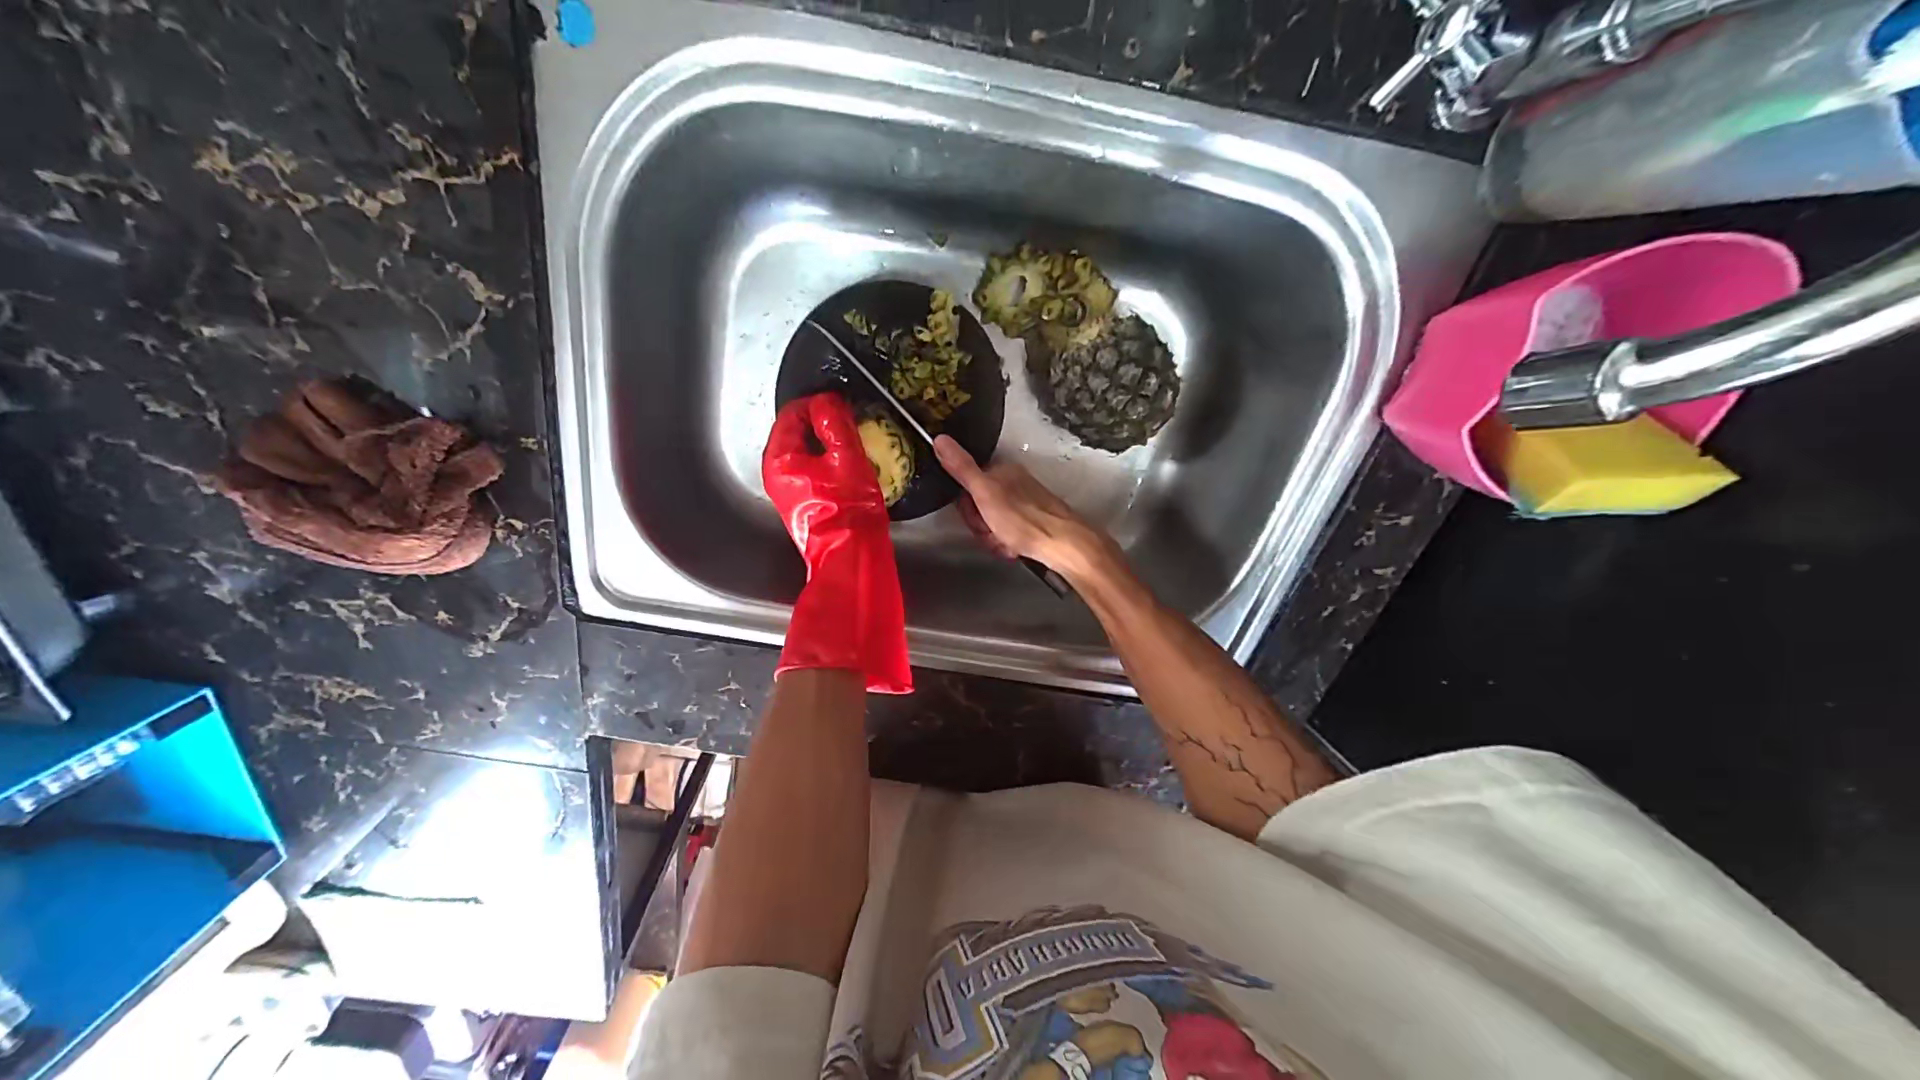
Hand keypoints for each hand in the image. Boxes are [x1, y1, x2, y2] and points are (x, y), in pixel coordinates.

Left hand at [763, 393, 887, 548]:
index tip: (839, 403)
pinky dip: (827, 464)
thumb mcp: (847, 456)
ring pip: (805, 455)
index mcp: (779, 459)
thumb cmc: (848, 511)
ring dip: (826, 445)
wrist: (851, 556)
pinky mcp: (804, 506)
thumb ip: (835, 422)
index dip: (816, 403)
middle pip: (795, 434)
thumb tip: (827, 401)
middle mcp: (776, 476)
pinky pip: (812, 473)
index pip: (791, 414)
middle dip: (821, 424)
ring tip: (852, 443)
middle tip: (848, 421)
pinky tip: (848, 468)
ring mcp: (788, 493)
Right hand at [932, 435, 1105, 575]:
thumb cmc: (1024, 520)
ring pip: (991, 523)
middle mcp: (1013, 484)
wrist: (1062, 544)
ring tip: (1006, 542)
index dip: (967, 507)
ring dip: (993, 538)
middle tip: (992, 532)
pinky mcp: (1031, 522)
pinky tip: (1014, 548)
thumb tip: (940, 440)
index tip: (976, 517)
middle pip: (978, 507)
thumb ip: (961, 468)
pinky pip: (1006, 534)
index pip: (967, 486)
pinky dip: (1006, 544)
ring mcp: (1023, 503)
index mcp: (1001, 472)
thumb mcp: (985, 493)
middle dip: (981, 526)